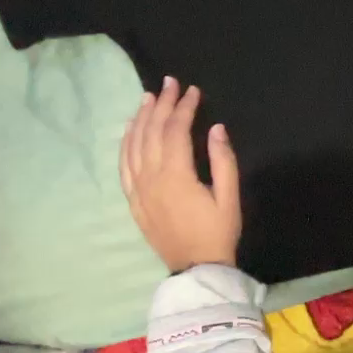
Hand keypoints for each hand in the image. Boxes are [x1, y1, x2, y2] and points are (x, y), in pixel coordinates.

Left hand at [119, 76, 241, 272]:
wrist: (196, 269)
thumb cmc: (218, 234)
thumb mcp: (229, 198)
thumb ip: (223, 161)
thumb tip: (216, 128)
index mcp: (177, 175)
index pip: (175, 131)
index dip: (184, 107)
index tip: (192, 91)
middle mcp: (152, 177)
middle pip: (152, 132)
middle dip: (162, 105)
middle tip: (170, 83)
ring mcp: (139, 189)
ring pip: (134, 144)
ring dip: (141, 118)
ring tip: (149, 97)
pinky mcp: (134, 200)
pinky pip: (124, 165)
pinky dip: (126, 142)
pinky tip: (131, 128)